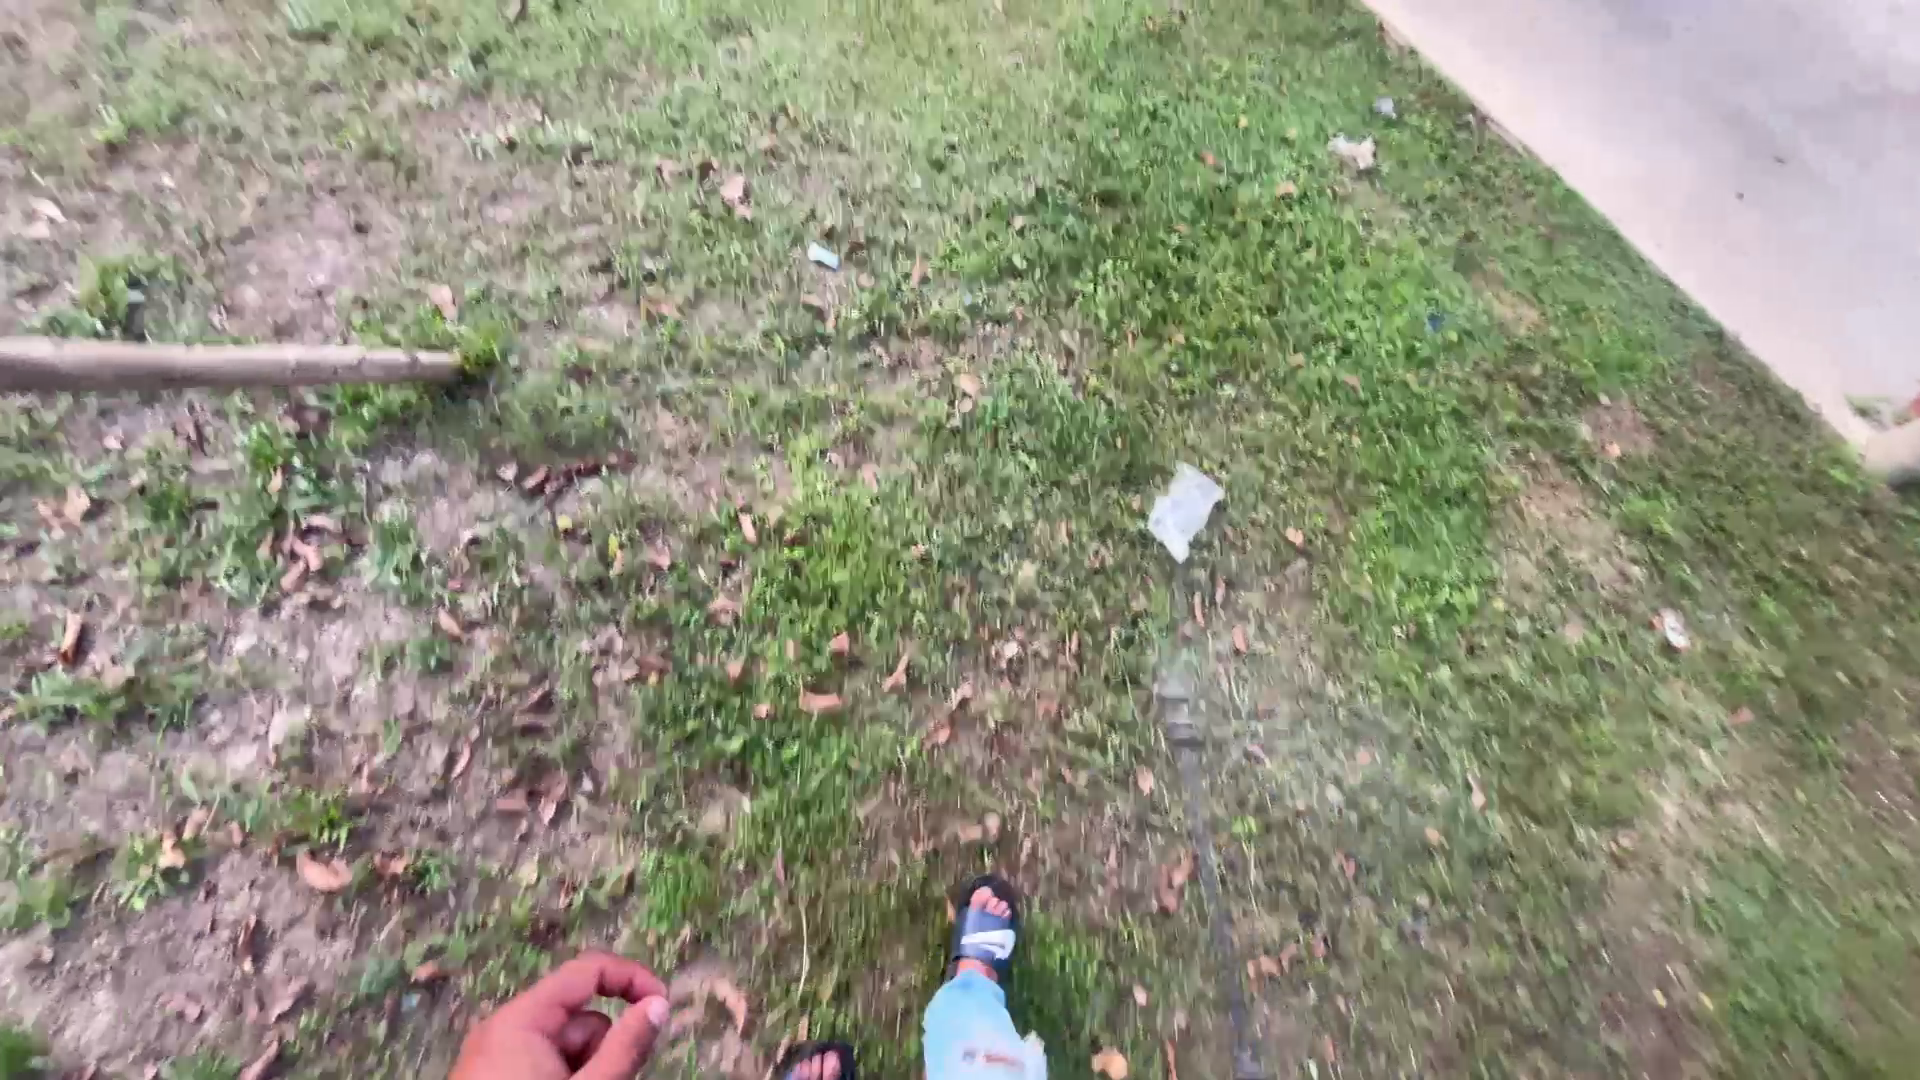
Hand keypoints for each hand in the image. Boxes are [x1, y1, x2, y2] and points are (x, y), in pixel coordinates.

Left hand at [450, 951, 670, 1079]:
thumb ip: (627, 1047)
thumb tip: (659, 1005)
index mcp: (521, 1021)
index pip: (589, 970)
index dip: (632, 979)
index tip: (663, 1008)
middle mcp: (505, 1032)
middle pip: (580, 1015)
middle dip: (607, 1046)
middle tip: (619, 1079)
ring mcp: (495, 1064)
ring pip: (566, 1047)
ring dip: (590, 1070)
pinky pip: (546, 1069)